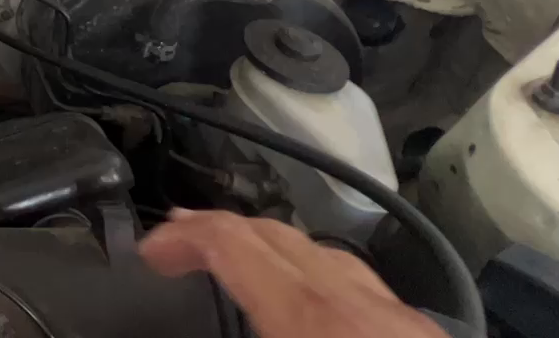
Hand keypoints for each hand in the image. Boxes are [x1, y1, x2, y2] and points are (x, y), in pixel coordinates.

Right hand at [139, 209, 444, 337]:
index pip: (233, 243)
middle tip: (178, 242)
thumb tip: (174, 331)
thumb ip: (244, 332)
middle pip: (277, 236)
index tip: (149, 256)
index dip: (180, 237)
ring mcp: (409, 329)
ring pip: (326, 258)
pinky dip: (315, 278)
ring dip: (268, 250)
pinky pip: (363, 292)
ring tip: (237, 260)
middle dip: (218, 230)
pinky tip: (313, 309)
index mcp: (316, 321)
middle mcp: (364, 310)